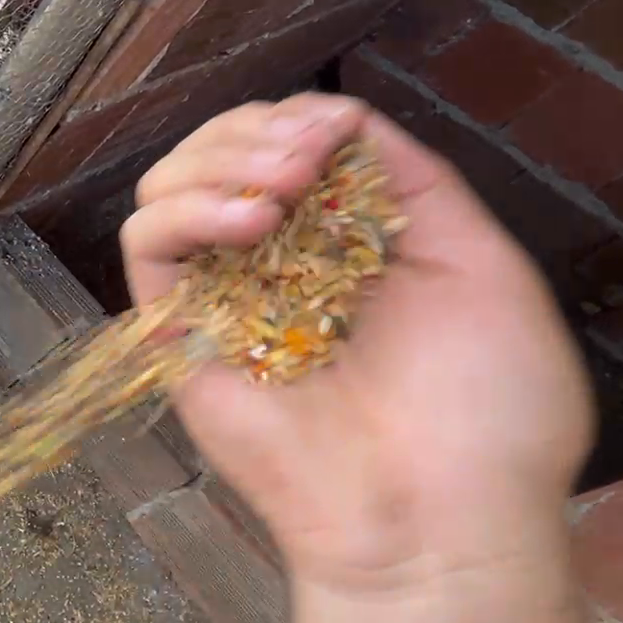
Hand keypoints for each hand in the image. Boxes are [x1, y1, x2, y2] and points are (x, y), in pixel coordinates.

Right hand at [121, 93, 595, 622]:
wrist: (431, 509)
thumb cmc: (479, 404)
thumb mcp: (478, 266)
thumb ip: (414, 182)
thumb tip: (341, 113)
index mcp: (324, 236)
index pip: (271, 145)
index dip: (289, 120)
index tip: (330, 128)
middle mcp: (255, 253)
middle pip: (208, 152)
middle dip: (251, 134)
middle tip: (302, 160)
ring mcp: (207, 285)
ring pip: (162, 185)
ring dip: (214, 162)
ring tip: (279, 190)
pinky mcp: (169, 318)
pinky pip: (143, 241)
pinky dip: (184, 212)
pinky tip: (247, 221)